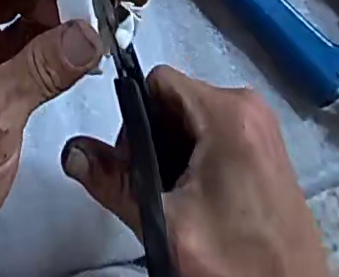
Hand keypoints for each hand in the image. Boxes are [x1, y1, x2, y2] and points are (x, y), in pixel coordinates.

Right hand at [61, 66, 330, 276]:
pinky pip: (212, 131)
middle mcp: (249, 107)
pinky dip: (195, 157)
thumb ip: (115, 184)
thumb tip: (76, 153)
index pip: (159, 81)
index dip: (134, 116)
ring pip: (191, 116)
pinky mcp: (262, 144)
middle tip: (154, 188)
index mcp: (229, 113)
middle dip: (153, 138)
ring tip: (179, 200)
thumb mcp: (168, 225)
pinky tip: (199, 199)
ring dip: (173, 151)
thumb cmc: (242, 267)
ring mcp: (259, 125)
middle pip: (174, 98)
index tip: (133, 158)